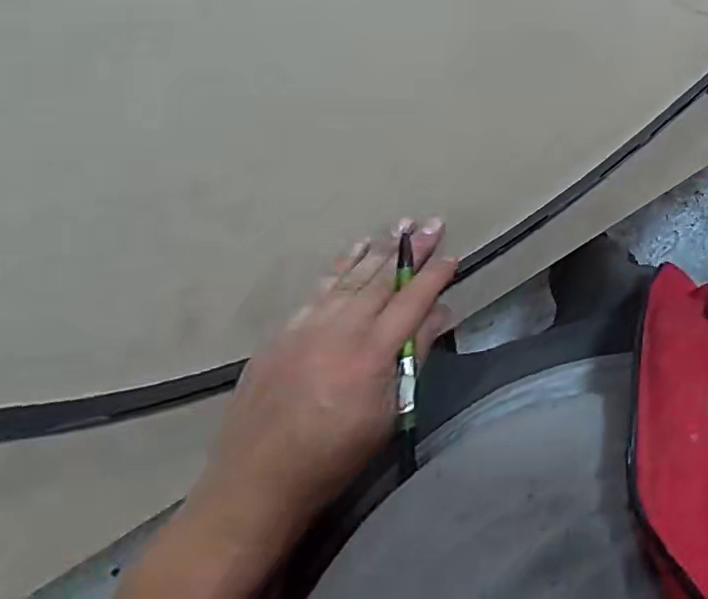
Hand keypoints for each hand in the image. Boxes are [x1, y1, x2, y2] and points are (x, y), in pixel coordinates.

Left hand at [185, 219, 456, 542]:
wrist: (254, 485)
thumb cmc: (334, 456)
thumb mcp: (389, 413)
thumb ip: (415, 357)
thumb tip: (441, 313)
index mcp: (371, 354)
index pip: (412, 301)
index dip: (434, 277)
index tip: (453, 256)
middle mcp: (339, 331)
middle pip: (382, 280)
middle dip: (411, 250)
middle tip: (431, 223)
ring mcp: (306, 328)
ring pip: (350, 278)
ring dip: (378, 249)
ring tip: (399, 226)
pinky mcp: (281, 334)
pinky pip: (318, 290)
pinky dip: (340, 266)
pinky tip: (353, 251)